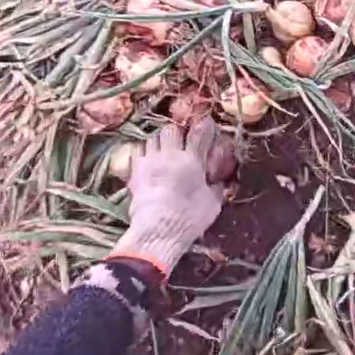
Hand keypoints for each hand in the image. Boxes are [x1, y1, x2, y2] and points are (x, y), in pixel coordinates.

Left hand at [110, 120, 231, 274]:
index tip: (206, 124)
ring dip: (158, 142)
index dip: (204, 126)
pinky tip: (147, 162)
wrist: (159, 229)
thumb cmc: (190, 218)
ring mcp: (150, 161)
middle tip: (179, 141)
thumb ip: (215, 188)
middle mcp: (170, 155)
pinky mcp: (134, 171)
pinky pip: (138, 152)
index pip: (200, 134)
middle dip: (176, 132)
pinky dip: (143, 153)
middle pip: (171, 129)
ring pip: (152, 138)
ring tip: (162, 150)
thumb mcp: (212, 204)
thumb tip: (219, 182)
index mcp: (192, 160)